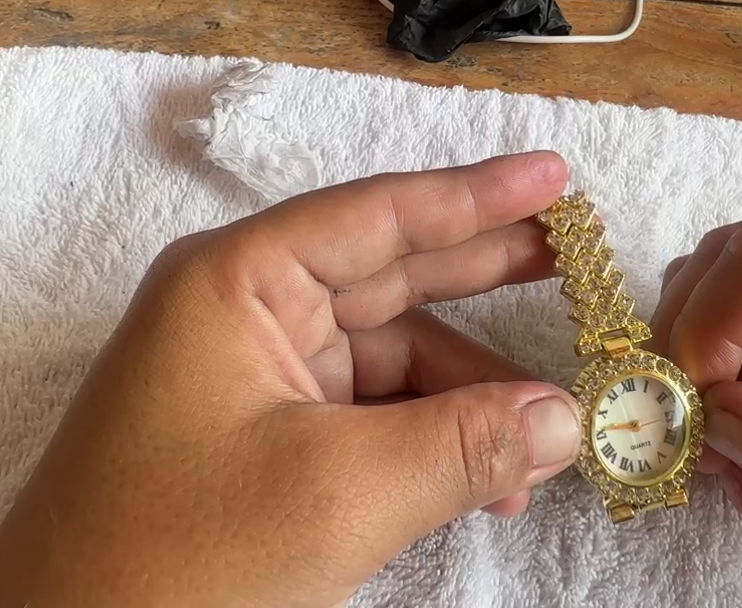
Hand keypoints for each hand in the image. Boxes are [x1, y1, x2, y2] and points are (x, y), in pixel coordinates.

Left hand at [0, 152, 580, 607]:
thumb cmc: (170, 567)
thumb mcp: (332, 498)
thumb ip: (461, 446)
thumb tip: (565, 418)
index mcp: (240, 278)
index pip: (377, 214)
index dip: (474, 194)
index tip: (552, 174)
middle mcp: (250, 303)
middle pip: (390, 267)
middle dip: (483, 266)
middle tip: (572, 252)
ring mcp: (261, 365)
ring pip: (392, 350)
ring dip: (469, 389)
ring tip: (548, 429)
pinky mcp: (271, 425)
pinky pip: (374, 406)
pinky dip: (434, 433)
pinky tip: (491, 474)